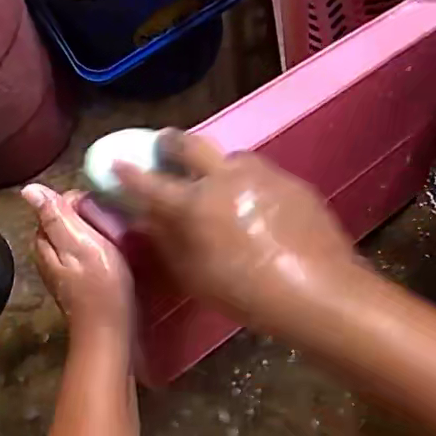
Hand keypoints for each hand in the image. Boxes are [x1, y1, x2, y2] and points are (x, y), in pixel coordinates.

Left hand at [23, 184, 134, 336]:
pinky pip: (86, 252)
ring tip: (118, 237)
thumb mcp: (79, 244)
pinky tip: (115, 254)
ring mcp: (63, 270)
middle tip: (113, 225)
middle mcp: (48, 255)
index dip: (81, 201)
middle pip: (66, 220)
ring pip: (77, 236)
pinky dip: (100, 248)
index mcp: (44, 243)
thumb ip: (56, 217)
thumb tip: (28, 189)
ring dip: (96, 232)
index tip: (104, 210)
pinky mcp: (79, 281)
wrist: (111, 333)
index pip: (56, 204)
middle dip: (88, 216)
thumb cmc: (100, 286)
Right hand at [112, 130, 362, 333]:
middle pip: (189, 143)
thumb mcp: (194, 275)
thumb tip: (149, 218)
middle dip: (169, 143)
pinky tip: (256, 204)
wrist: (318, 290)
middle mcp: (224, 177)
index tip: (116, 162)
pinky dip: (247, 181)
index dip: (128, 172)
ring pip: (229, 155)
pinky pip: (259, 172)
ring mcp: (261, 173)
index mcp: (194, 204)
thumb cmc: (247, 293)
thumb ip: (167, 240)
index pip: (149, 181)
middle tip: (164, 148)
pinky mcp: (289, 180)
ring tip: (218, 182)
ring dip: (215, 163)